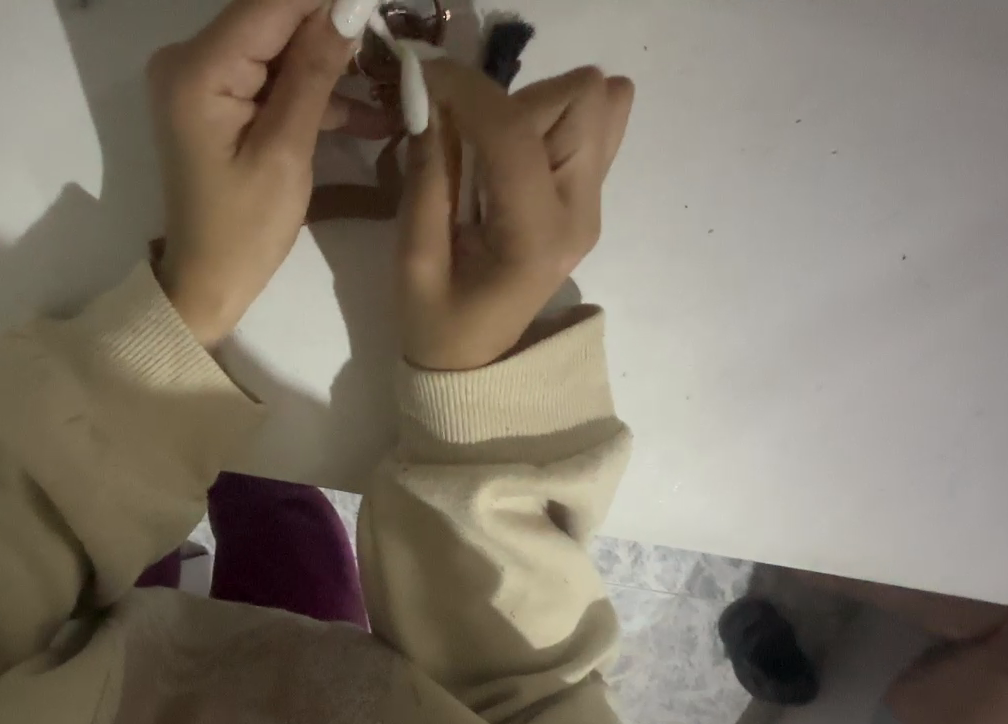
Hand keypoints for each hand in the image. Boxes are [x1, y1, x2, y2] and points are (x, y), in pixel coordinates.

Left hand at [148, 0, 379, 345]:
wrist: (205, 284)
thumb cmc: (243, 233)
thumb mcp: (285, 153)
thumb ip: (314, 73)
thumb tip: (348, 6)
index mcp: (198, 71)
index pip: (273, 2)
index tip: (378, 3)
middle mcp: (190, 60)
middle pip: (275, 18)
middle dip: (333, 26)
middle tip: (390, 43)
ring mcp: (201, 80)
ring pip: (279, 47)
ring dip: (330, 62)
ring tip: (389, 78)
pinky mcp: (217, 102)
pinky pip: (270, 79)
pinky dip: (311, 91)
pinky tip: (363, 110)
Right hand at [400, 62, 633, 371]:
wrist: (472, 361)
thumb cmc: (436, 322)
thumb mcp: (413, 260)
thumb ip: (426, 178)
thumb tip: (429, 100)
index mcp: (535, 237)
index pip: (516, 133)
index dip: (467, 92)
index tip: (426, 78)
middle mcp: (581, 211)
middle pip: (580, 98)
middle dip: (512, 103)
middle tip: (467, 142)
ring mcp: (592, 202)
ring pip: (592, 102)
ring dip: (532, 108)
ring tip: (489, 154)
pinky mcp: (588, 197)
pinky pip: (594, 125)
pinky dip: (553, 118)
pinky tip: (517, 152)